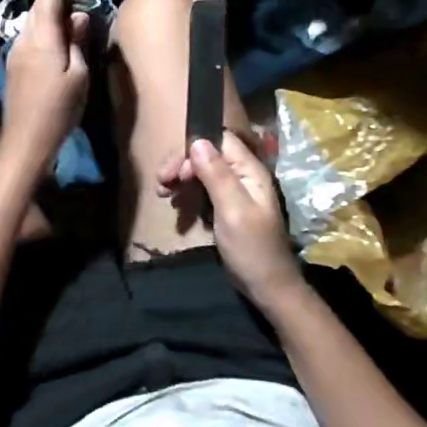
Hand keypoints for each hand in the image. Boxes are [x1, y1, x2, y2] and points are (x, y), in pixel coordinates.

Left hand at [1, 0, 90, 176]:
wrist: (25, 141)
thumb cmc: (59, 109)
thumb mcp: (80, 75)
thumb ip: (78, 40)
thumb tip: (79, 16)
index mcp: (41, 35)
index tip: (86, 3)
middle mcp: (23, 37)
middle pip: (40, 5)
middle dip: (63, 7)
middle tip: (84, 27)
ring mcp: (14, 51)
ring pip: (34, 23)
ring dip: (54, 25)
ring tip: (74, 45)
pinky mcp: (13, 66)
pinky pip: (30, 40)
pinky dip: (46, 39)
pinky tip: (58, 61)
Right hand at [162, 131, 304, 304]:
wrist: (266, 286)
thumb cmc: (251, 248)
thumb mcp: (232, 210)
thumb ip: (217, 175)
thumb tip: (198, 141)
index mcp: (250, 171)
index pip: (219, 140)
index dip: (194, 149)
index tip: (176, 171)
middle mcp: (243, 176)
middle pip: (207, 155)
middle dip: (182, 165)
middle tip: (161, 184)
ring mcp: (235, 192)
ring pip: (202, 173)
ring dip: (181, 179)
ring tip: (163, 194)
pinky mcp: (226, 208)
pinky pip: (204, 191)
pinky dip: (187, 194)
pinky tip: (176, 205)